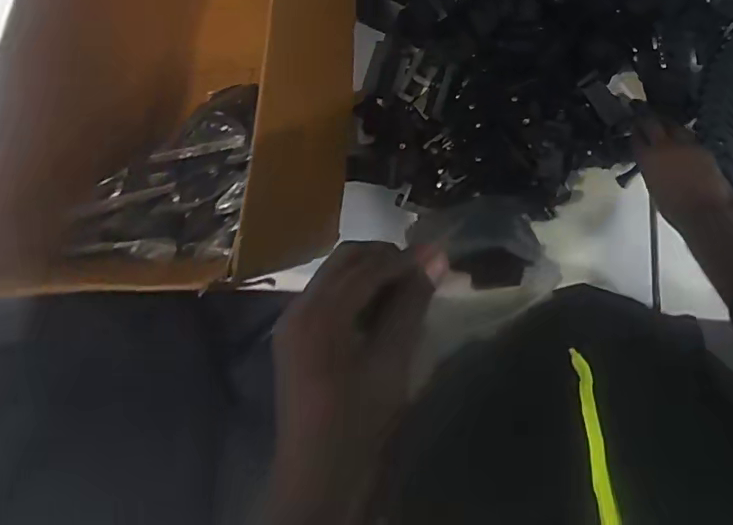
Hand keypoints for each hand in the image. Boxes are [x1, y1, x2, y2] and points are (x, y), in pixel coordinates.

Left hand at [268, 241, 436, 524]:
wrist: (317, 479)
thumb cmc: (359, 421)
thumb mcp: (392, 361)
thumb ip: (412, 304)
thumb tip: (437, 258)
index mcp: (320, 313)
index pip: (367, 267)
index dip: (406, 258)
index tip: (440, 254)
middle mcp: (299, 306)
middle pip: (346, 259)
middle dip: (385, 257)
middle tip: (422, 268)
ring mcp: (292, 320)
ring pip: (335, 272)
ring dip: (370, 270)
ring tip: (406, 283)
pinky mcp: (293, 335)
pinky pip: (327, 292)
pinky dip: (355, 288)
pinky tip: (379, 304)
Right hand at [633, 114, 732, 230]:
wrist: (705, 214)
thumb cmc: (674, 209)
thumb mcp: (654, 187)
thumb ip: (652, 169)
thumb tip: (654, 163)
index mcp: (648, 158)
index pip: (636, 138)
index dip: (635, 132)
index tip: (635, 129)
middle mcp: (664, 146)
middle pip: (652, 123)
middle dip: (647, 120)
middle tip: (646, 119)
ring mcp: (685, 145)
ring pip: (674, 126)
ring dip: (668, 126)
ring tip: (667, 128)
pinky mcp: (702, 148)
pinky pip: (691, 137)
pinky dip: (686, 138)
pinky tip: (685, 142)